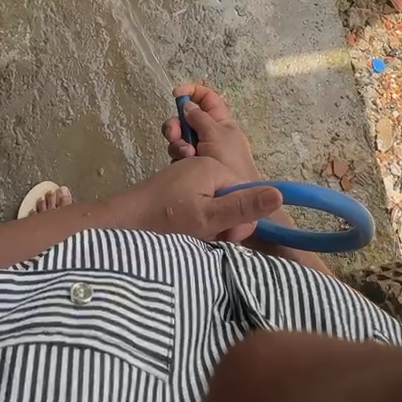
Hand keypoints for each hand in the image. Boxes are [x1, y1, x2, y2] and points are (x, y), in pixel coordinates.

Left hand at [110, 157, 281, 242]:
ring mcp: (187, 175)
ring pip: (216, 204)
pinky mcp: (177, 188)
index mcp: (212, 166)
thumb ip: (243, 207)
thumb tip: (279, 193)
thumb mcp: (208, 218)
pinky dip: (198, 221)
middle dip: (225, 222)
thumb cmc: (165, 222)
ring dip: (211, 224)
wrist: (121, 225)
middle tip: (206, 237)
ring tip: (193, 235)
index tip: (223, 236)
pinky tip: (185, 231)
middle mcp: (201, 164)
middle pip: (232, 198)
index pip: (247, 193)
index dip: (240, 219)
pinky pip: (200, 203)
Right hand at [164, 83, 260, 180]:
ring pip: (180, 137)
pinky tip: (183, 164)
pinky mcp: (192, 165)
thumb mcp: (216, 136)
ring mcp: (200, 150)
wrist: (233, 197)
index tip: (176, 94)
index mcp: (221, 122)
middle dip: (177, 124)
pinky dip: (179, 157)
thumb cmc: (231, 163)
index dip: (192, 92)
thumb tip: (187, 104)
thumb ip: (200, 118)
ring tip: (186, 154)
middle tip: (174, 134)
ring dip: (178, 143)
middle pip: (186, 118)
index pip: (206, 98)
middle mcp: (209, 134)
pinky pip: (178, 154)